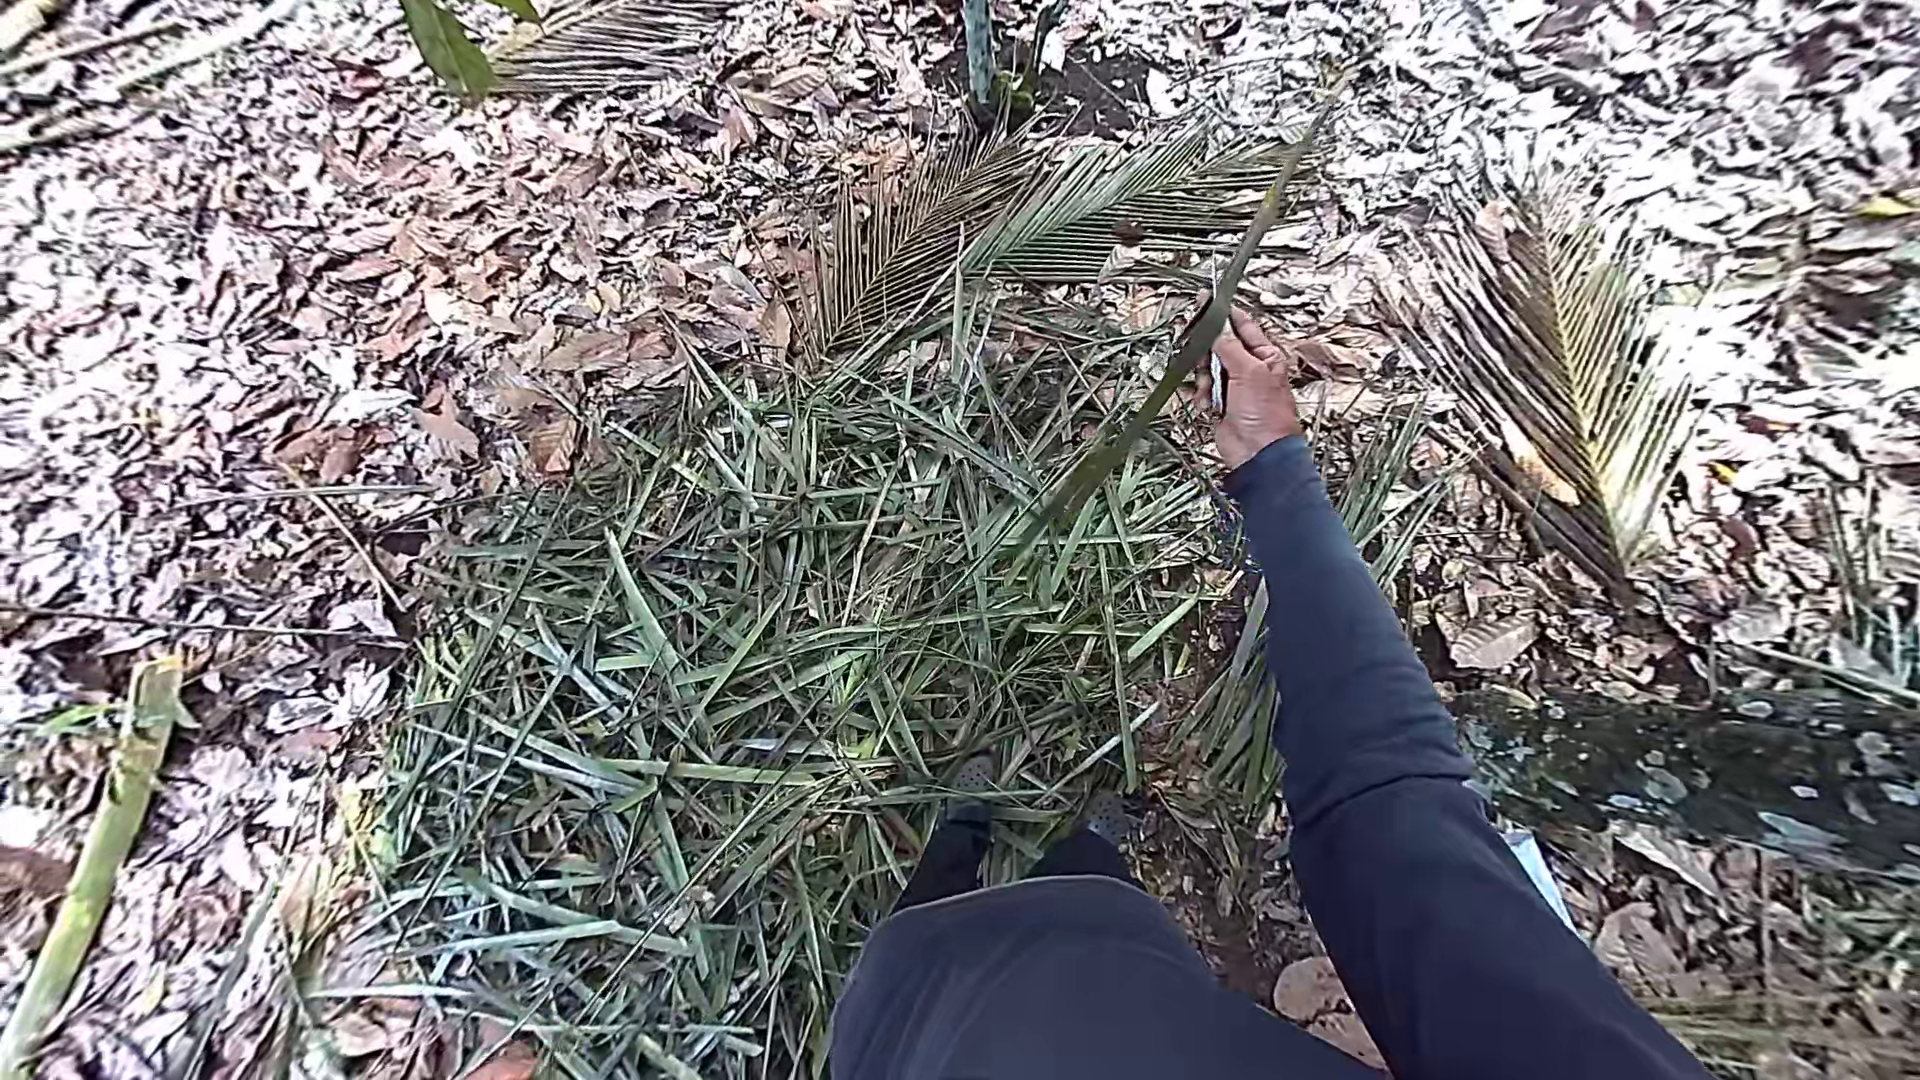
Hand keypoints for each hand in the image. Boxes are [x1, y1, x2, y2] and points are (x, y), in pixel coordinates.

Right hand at [1194, 306, 1302, 469]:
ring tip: (1208, 390)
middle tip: (1198, 354)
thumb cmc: (1265, 414)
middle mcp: (1248, 369)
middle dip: (1206, 354)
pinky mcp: (1218, 404)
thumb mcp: (1249, 372)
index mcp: (1264, 356)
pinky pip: (1200, 391)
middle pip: (1218, 348)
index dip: (1224, 315)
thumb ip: (1229, 347)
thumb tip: (1218, 327)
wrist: (1256, 451)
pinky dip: (1199, 397)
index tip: (1207, 301)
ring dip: (1202, 379)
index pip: (1242, 327)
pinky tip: (1206, 405)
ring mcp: (1232, 387)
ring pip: (1206, 370)